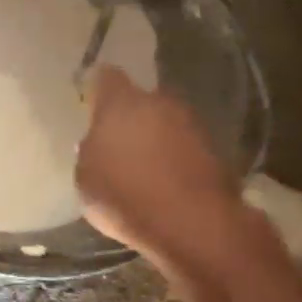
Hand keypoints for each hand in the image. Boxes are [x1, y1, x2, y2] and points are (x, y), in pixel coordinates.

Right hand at [75, 65, 243, 259]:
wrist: (192, 224)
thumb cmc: (125, 197)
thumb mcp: (86, 178)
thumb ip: (90, 152)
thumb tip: (98, 144)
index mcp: (121, 103)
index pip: (107, 77)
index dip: (99, 88)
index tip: (93, 103)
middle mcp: (159, 103)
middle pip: (141, 100)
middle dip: (131, 117)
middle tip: (118, 142)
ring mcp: (192, 124)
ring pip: (167, 122)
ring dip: (157, 138)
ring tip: (145, 167)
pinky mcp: (216, 149)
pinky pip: (186, 146)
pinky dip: (177, 158)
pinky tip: (167, 182)